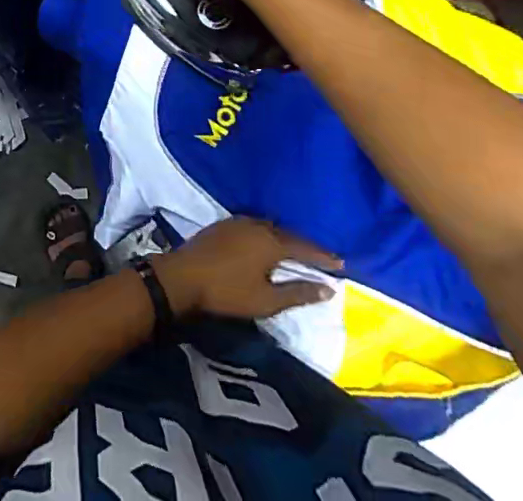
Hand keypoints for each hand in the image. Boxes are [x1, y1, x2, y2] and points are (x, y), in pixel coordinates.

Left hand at [151, 217, 341, 320]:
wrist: (182, 277)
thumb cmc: (226, 291)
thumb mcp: (266, 300)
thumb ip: (298, 293)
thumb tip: (328, 289)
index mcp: (270, 242)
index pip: (304, 247)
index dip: (323, 256)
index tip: (340, 263)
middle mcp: (256, 225)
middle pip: (286, 234)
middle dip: (304, 245)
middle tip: (320, 257)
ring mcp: (236, 222)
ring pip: (268, 227)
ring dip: (283, 237)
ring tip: (295, 250)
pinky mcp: (221, 225)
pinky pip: (252, 226)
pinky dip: (265, 234)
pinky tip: (264, 243)